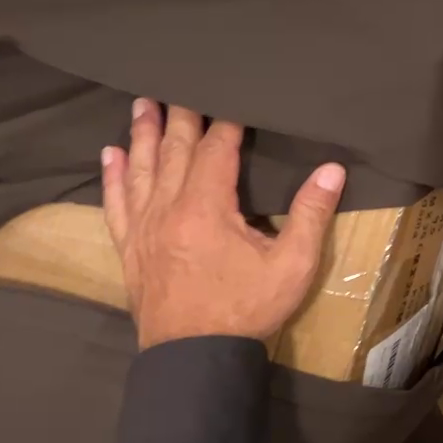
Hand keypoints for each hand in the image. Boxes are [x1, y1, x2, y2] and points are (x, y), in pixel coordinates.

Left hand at [101, 98, 346, 349]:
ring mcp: (143, 229)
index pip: (214, 152)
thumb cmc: (249, 307)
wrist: (195, 357)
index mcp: (206, 210)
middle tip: (178, 84)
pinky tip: (110, 155)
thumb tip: (332, 168)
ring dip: (142, 135)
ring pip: (140, 171)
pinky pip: (115, 203)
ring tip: (142, 104)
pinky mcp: (131, 247)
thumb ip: (310, 213)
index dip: (225, 123)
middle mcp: (167, 211)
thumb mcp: (294, 263)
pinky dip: (113, 176)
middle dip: (179, 118)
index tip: (232, 96)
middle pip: (172, 153)